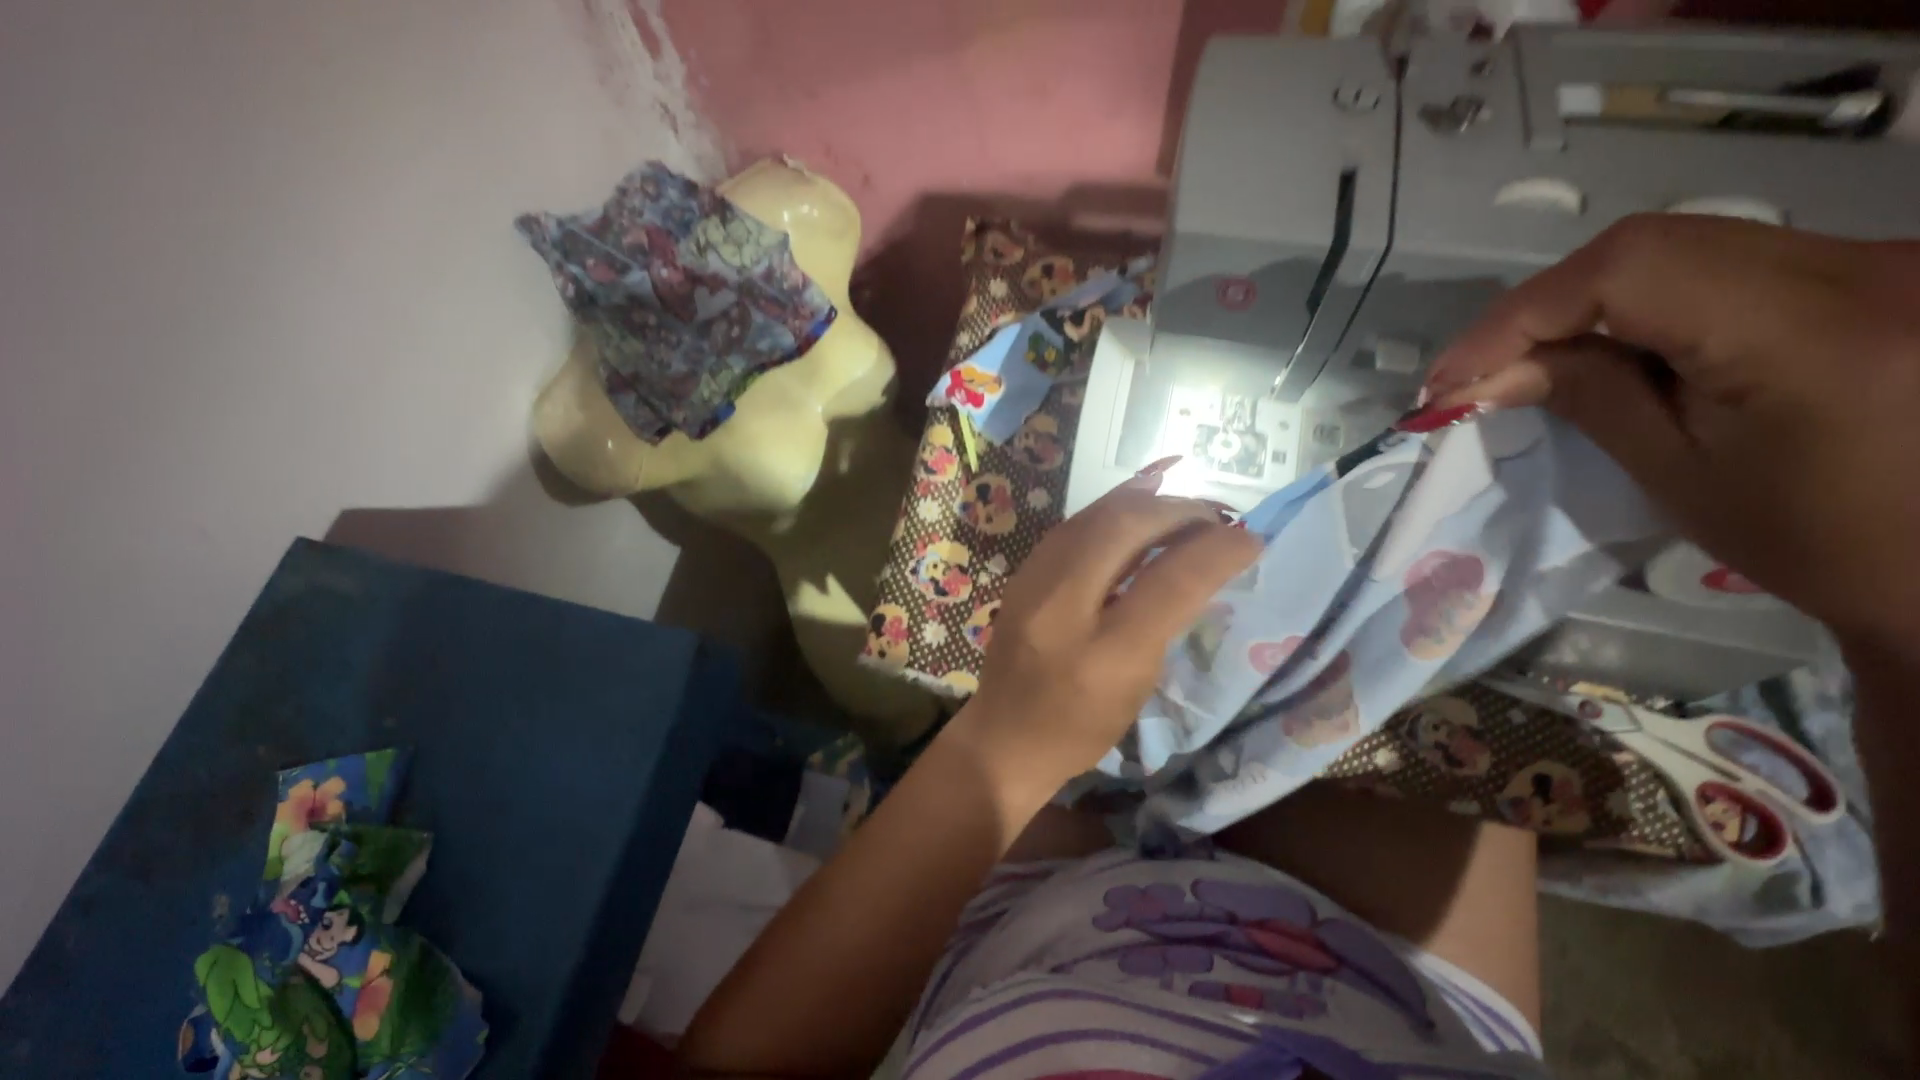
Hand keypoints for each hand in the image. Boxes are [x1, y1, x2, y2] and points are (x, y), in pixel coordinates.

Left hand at [945, 464, 1262, 793]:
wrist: (1004, 738)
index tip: (1251, 538)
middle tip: (1215, 518)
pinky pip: (1074, 524)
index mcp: (1105, 654)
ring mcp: (1034, 584)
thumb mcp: (1138, 685)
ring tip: (1183, 510)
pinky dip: (1113, 511)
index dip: (1217, 551)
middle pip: (1126, 526)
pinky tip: (1138, 510)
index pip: (1170, 581)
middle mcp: (1064, 607)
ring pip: (1096, 514)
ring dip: (1147, 503)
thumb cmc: (1081, 728)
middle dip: (1180, 511)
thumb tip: (1199, 563)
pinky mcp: (1021, 574)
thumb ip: (1166, 622)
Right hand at [1421, 215, 1919, 654]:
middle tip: (1481, 369)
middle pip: (1651, 243)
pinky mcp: (1870, 266)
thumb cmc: (1816, 545)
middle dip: (1545, 305)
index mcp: (1812, 334)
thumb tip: (1485, 374)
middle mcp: (1859, 267)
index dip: (1522, 313)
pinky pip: (1723, 258)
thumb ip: (1587, 398)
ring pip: (1683, 243)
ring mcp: (1874, 257)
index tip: (1452, 377)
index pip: (1629, 271)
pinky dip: (1644, 296)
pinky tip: (1612, 341)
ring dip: (1587, 298)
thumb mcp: (1680, 476)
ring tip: (1532, 359)